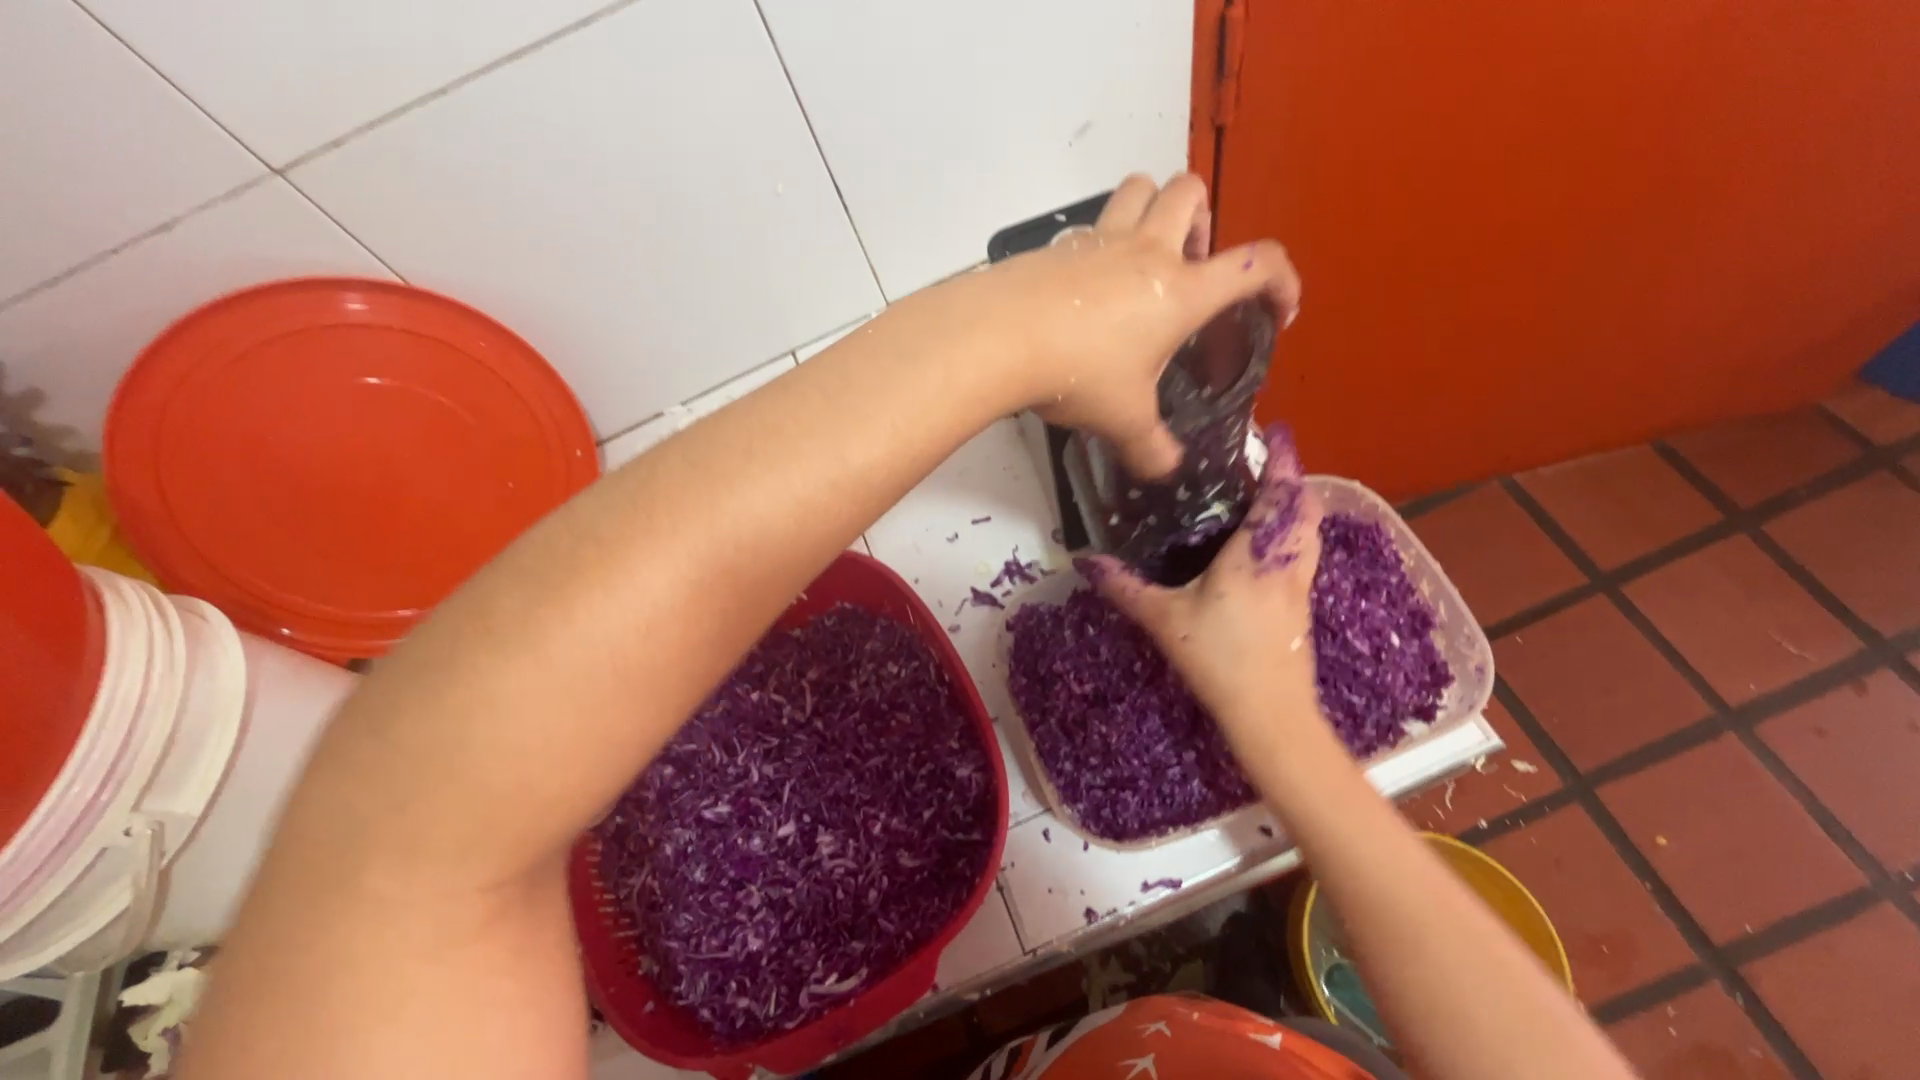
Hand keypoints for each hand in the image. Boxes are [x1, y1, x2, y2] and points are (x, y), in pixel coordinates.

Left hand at [913, 173, 1300, 479]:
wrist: (998, 337)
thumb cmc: (1077, 374)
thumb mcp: (1122, 421)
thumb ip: (1150, 447)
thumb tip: (1165, 469)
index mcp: (1181, 291)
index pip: (1257, 264)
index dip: (1282, 281)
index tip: (1276, 311)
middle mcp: (1146, 251)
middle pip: (1191, 191)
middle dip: (1203, 221)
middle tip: (1187, 269)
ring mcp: (1099, 240)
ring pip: (1139, 187)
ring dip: (1152, 210)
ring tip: (1142, 261)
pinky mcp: (1058, 246)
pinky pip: (1091, 224)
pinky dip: (1101, 243)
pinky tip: (1084, 290)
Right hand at [1081, 428, 1324, 746]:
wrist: (1269, 713)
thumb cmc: (1218, 658)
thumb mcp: (1163, 619)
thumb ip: (1124, 586)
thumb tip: (1084, 560)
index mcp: (1257, 553)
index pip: (1279, 494)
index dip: (1282, 461)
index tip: (1278, 434)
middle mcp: (1287, 561)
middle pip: (1305, 507)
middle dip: (1292, 481)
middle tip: (1266, 467)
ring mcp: (1300, 585)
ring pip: (1310, 532)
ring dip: (1297, 508)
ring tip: (1268, 499)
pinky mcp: (1301, 607)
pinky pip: (1305, 555)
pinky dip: (1294, 536)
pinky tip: (1267, 549)